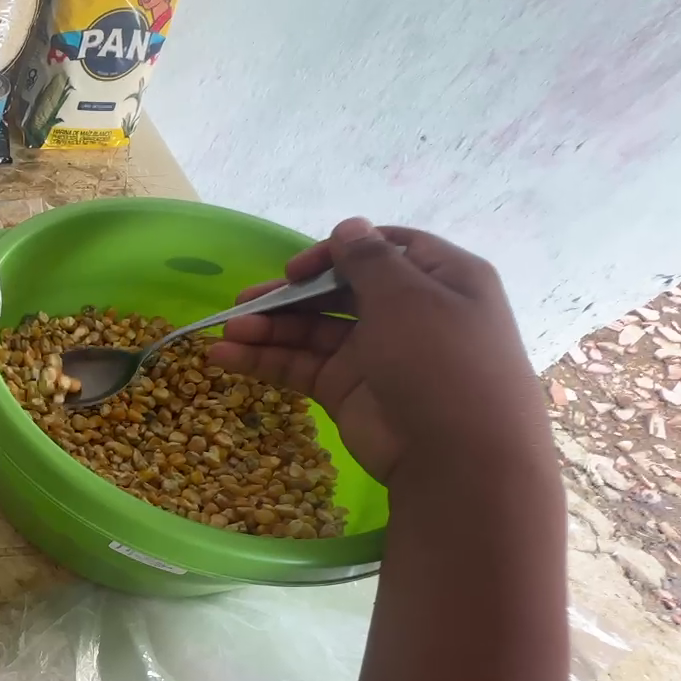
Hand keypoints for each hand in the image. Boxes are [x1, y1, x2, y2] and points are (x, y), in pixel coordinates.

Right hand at [205, 218, 551, 488]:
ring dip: (266, 329)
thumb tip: (347, 226)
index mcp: (437, 280)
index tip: (295, 269)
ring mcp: (371, 352)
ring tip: (226, 334)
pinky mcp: (343, 387)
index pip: (381, 251)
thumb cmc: (440, 363)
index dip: (335, 253)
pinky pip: (296, 365)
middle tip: (241, 304)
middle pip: (334, 292)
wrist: (456, 454)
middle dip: (287, 296)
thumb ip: (369, 261)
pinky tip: (224, 358)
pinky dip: (261, 360)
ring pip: (308, 330)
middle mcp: (404, 312)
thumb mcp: (408, 300)